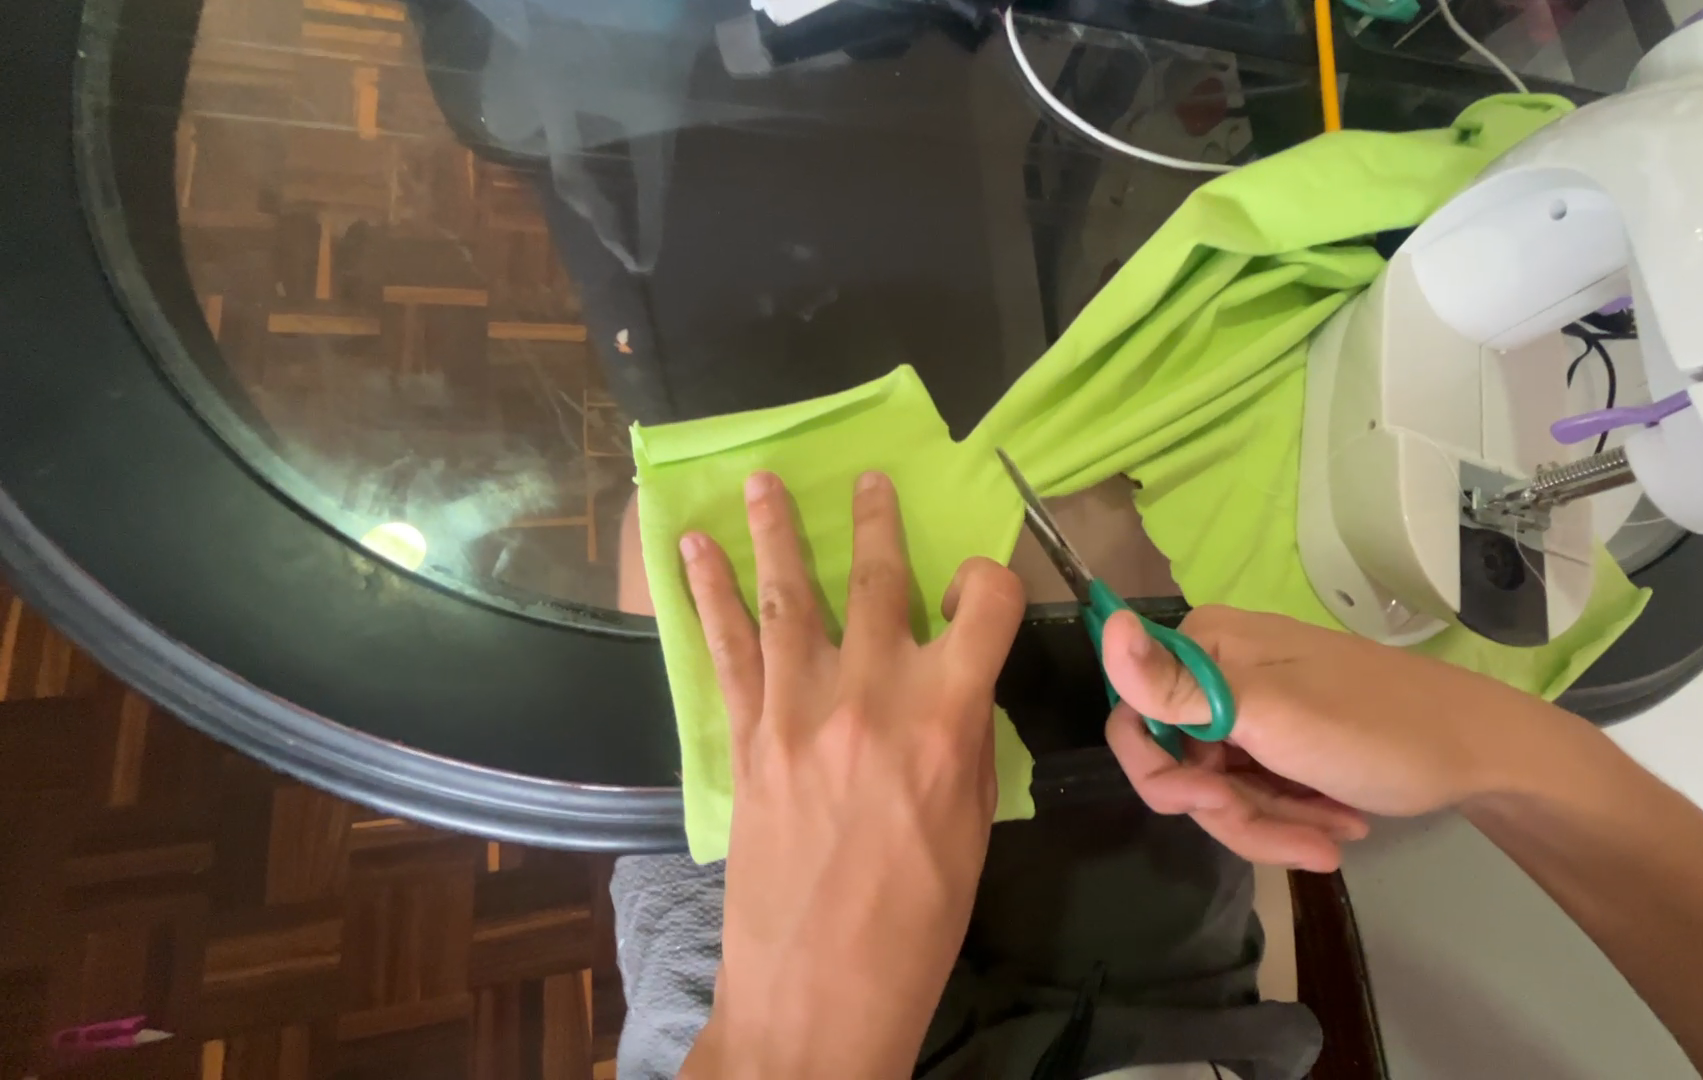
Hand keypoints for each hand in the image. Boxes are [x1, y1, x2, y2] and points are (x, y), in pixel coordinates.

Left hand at [678, 471, 1024, 1078]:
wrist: (820, 991)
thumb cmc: (921, 912)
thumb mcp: (973, 816)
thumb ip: (964, 728)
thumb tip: (955, 673)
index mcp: (947, 717)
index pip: (983, 603)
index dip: (990, 581)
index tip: (979, 586)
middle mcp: (872, 695)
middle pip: (877, 580)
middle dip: (877, 521)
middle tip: (869, 480)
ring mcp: (800, 709)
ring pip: (788, 596)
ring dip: (776, 531)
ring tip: (764, 481)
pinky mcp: (749, 735)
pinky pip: (728, 648)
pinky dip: (710, 594)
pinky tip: (695, 553)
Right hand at [1100, 606, 1588, 870]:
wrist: (1485, 756)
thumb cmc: (1379, 728)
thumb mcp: (1272, 713)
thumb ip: (1181, 684)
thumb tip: (1106, 624)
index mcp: (1206, 645)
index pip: (1134, 712)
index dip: (1160, 770)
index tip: (1213, 803)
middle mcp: (1216, 668)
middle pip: (1176, 758)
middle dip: (1227, 809)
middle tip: (1289, 835)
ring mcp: (1246, 705)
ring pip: (1214, 784)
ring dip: (1264, 822)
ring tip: (1326, 840)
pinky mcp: (1273, 736)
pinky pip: (1249, 788)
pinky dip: (1284, 815)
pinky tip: (1332, 826)